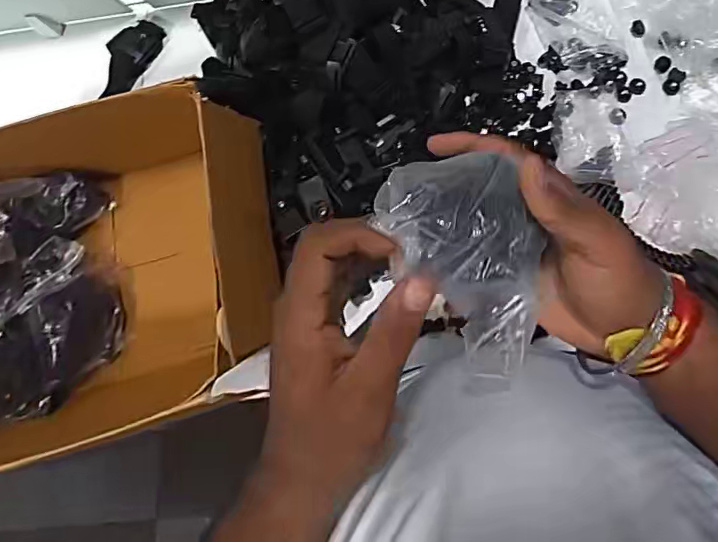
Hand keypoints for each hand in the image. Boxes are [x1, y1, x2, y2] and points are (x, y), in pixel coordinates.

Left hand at [242, 221, 434, 535]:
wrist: (299, 484)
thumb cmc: (330, 442)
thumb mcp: (370, 389)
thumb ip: (395, 330)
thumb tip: (423, 277)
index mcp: (299, 314)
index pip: (317, 245)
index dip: (358, 234)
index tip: (398, 251)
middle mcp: (294, 306)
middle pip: (321, 246)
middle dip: (364, 238)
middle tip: (406, 253)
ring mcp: (301, 316)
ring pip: (327, 262)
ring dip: (364, 254)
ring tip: (404, 264)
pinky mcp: (312, 327)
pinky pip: (334, 284)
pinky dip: (362, 275)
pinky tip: (389, 286)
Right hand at [427, 133, 670, 355]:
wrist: (630, 333)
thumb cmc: (619, 277)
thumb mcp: (597, 239)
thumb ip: (563, 208)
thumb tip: (529, 165)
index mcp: (548, 194)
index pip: (505, 159)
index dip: (471, 146)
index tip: (436, 145)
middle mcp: (526, 213)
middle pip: (482, 185)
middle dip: (449, 179)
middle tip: (413, 185)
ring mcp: (515, 244)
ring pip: (474, 221)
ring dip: (447, 217)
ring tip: (411, 220)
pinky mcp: (509, 275)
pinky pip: (475, 261)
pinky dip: (454, 258)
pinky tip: (429, 260)